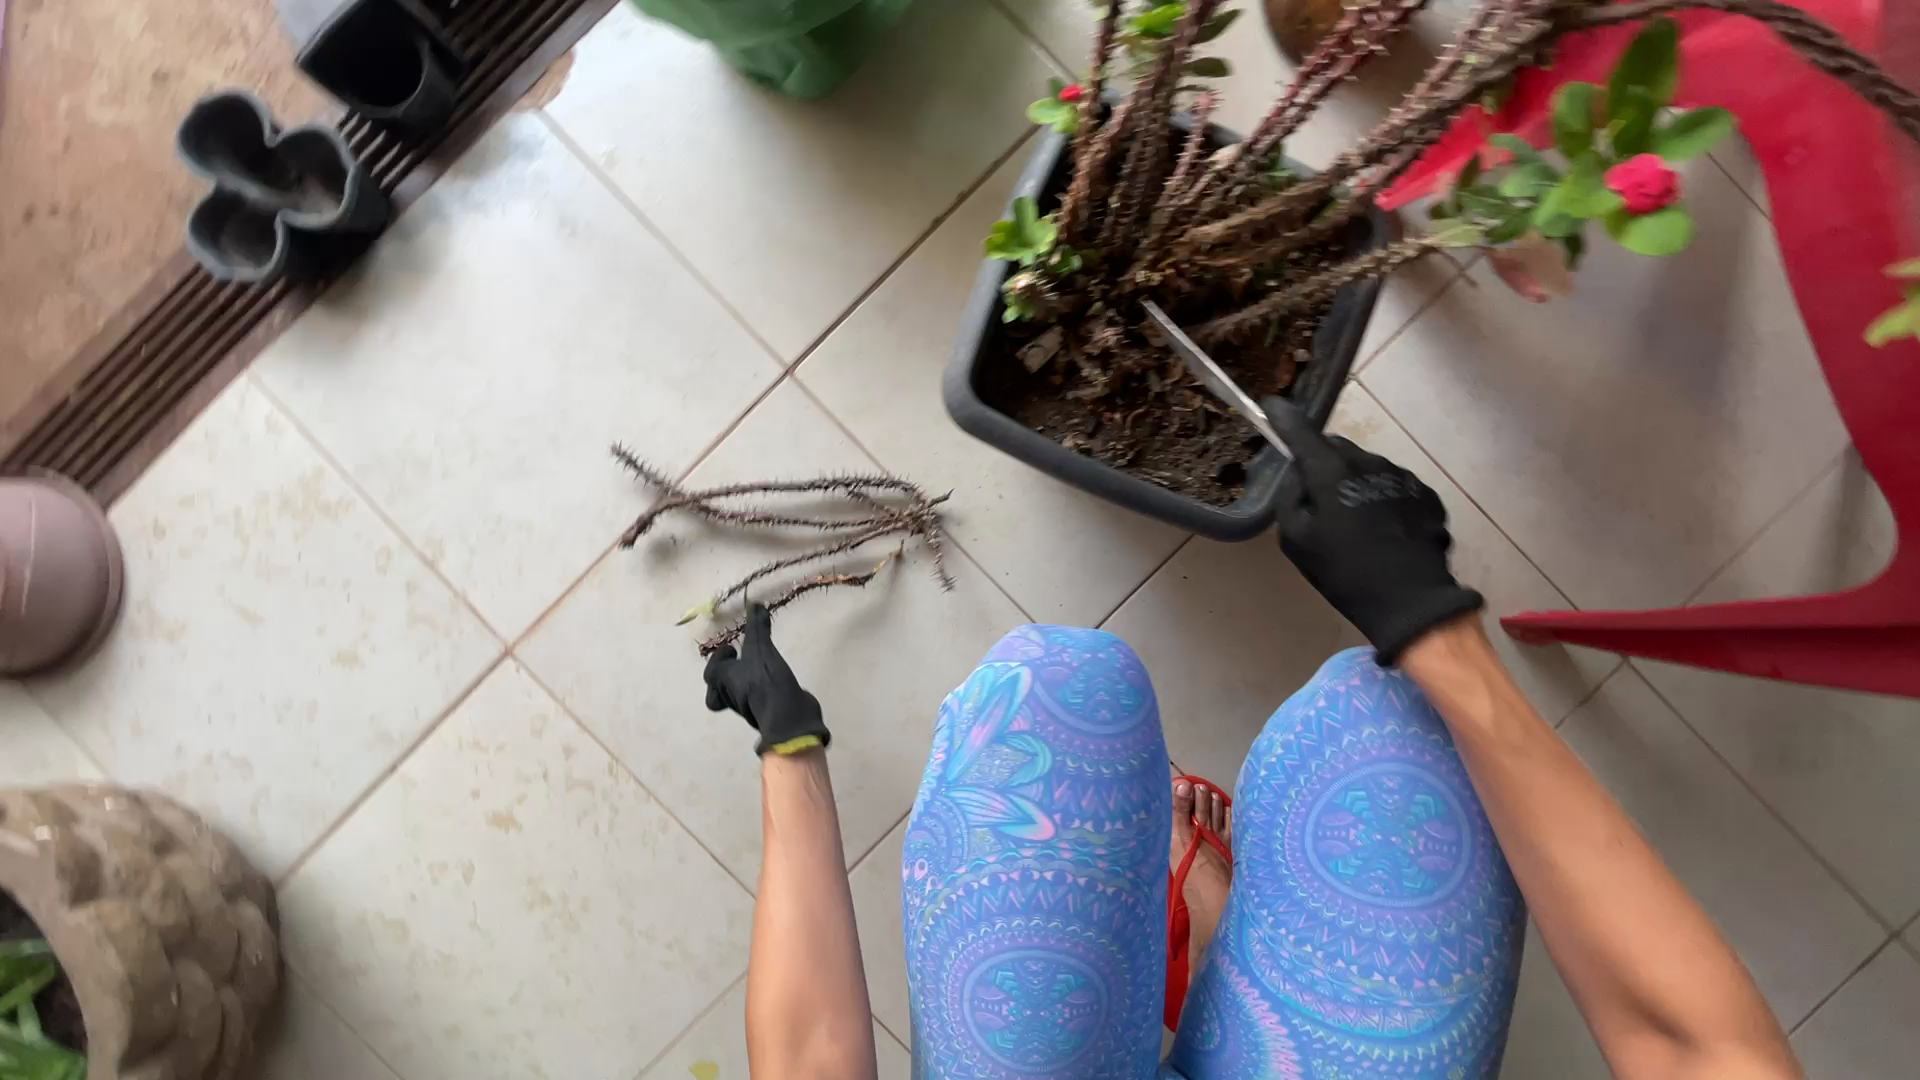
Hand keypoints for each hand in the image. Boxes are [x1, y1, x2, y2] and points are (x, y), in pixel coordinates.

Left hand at [704, 604, 829, 755]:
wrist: (787, 717)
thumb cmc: (767, 681)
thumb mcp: (761, 648)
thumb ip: (757, 628)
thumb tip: (754, 604)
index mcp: (723, 681)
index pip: (712, 671)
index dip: (719, 659)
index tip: (733, 648)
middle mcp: (731, 696)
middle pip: (720, 687)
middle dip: (727, 674)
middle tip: (739, 662)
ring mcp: (748, 707)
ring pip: (738, 695)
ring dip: (744, 682)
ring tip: (759, 668)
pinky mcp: (766, 712)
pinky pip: (758, 700)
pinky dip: (762, 690)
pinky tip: (775, 681)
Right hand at [1265, 399, 1482, 663]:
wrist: (1410, 600)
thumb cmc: (1342, 571)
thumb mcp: (1295, 539)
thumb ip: (1290, 498)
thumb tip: (1300, 476)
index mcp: (1332, 472)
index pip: (1303, 433)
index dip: (1284, 418)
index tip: (1272, 406)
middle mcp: (1369, 463)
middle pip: (1336, 449)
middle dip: (1322, 464)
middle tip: (1316, 499)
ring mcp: (1402, 477)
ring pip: (1366, 467)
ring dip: (1352, 483)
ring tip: (1352, 522)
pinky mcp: (1426, 495)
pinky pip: (1391, 486)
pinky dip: (1379, 499)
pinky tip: (1380, 531)